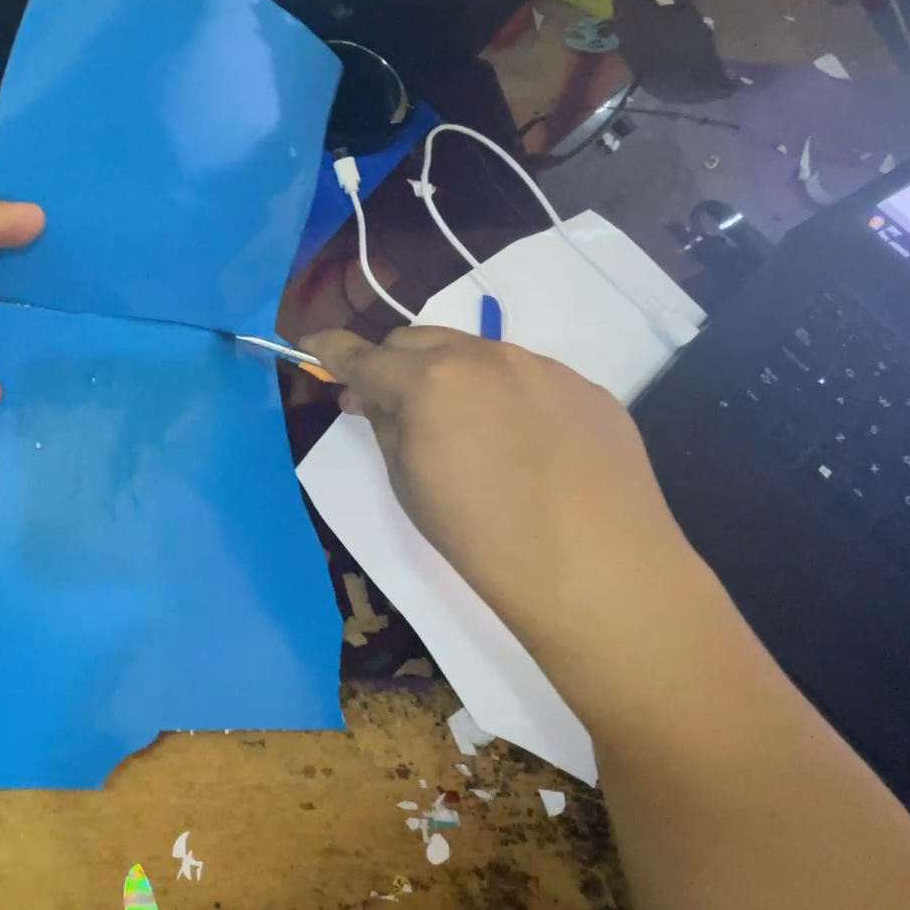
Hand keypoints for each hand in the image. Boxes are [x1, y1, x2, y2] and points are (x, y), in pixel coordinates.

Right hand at [300, 327, 697, 656]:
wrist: (599, 570)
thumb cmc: (481, 534)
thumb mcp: (407, 481)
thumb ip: (384, 424)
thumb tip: (369, 397)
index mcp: (428, 381)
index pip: (361, 355)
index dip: (328, 349)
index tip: (309, 345)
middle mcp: (483, 357)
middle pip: (415, 339)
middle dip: (390, 363)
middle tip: (385, 405)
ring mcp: (541, 367)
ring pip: (472, 353)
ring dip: (447, 376)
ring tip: (459, 429)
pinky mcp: (585, 388)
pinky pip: (525, 377)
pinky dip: (501, 396)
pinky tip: (519, 445)